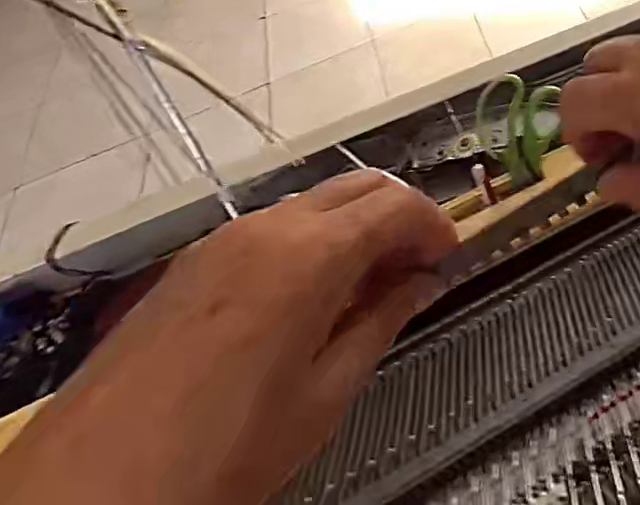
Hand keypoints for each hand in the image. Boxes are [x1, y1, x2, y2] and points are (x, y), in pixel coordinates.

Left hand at [0, 170, 457, 504]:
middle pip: (364, 186)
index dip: (437, 226)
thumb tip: (423, 282)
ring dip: (358, 224)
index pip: (401, 206)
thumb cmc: (220, 454)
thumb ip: (385, 319)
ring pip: (319, 201)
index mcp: (312, 253)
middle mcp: (270, 227)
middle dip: (403, 215)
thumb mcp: (325, 394)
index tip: (451, 260)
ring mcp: (222, 241)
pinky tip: (312, 293)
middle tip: (417, 265)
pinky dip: (315, 238)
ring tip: (368, 282)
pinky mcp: (188, 265)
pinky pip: (275, 227)